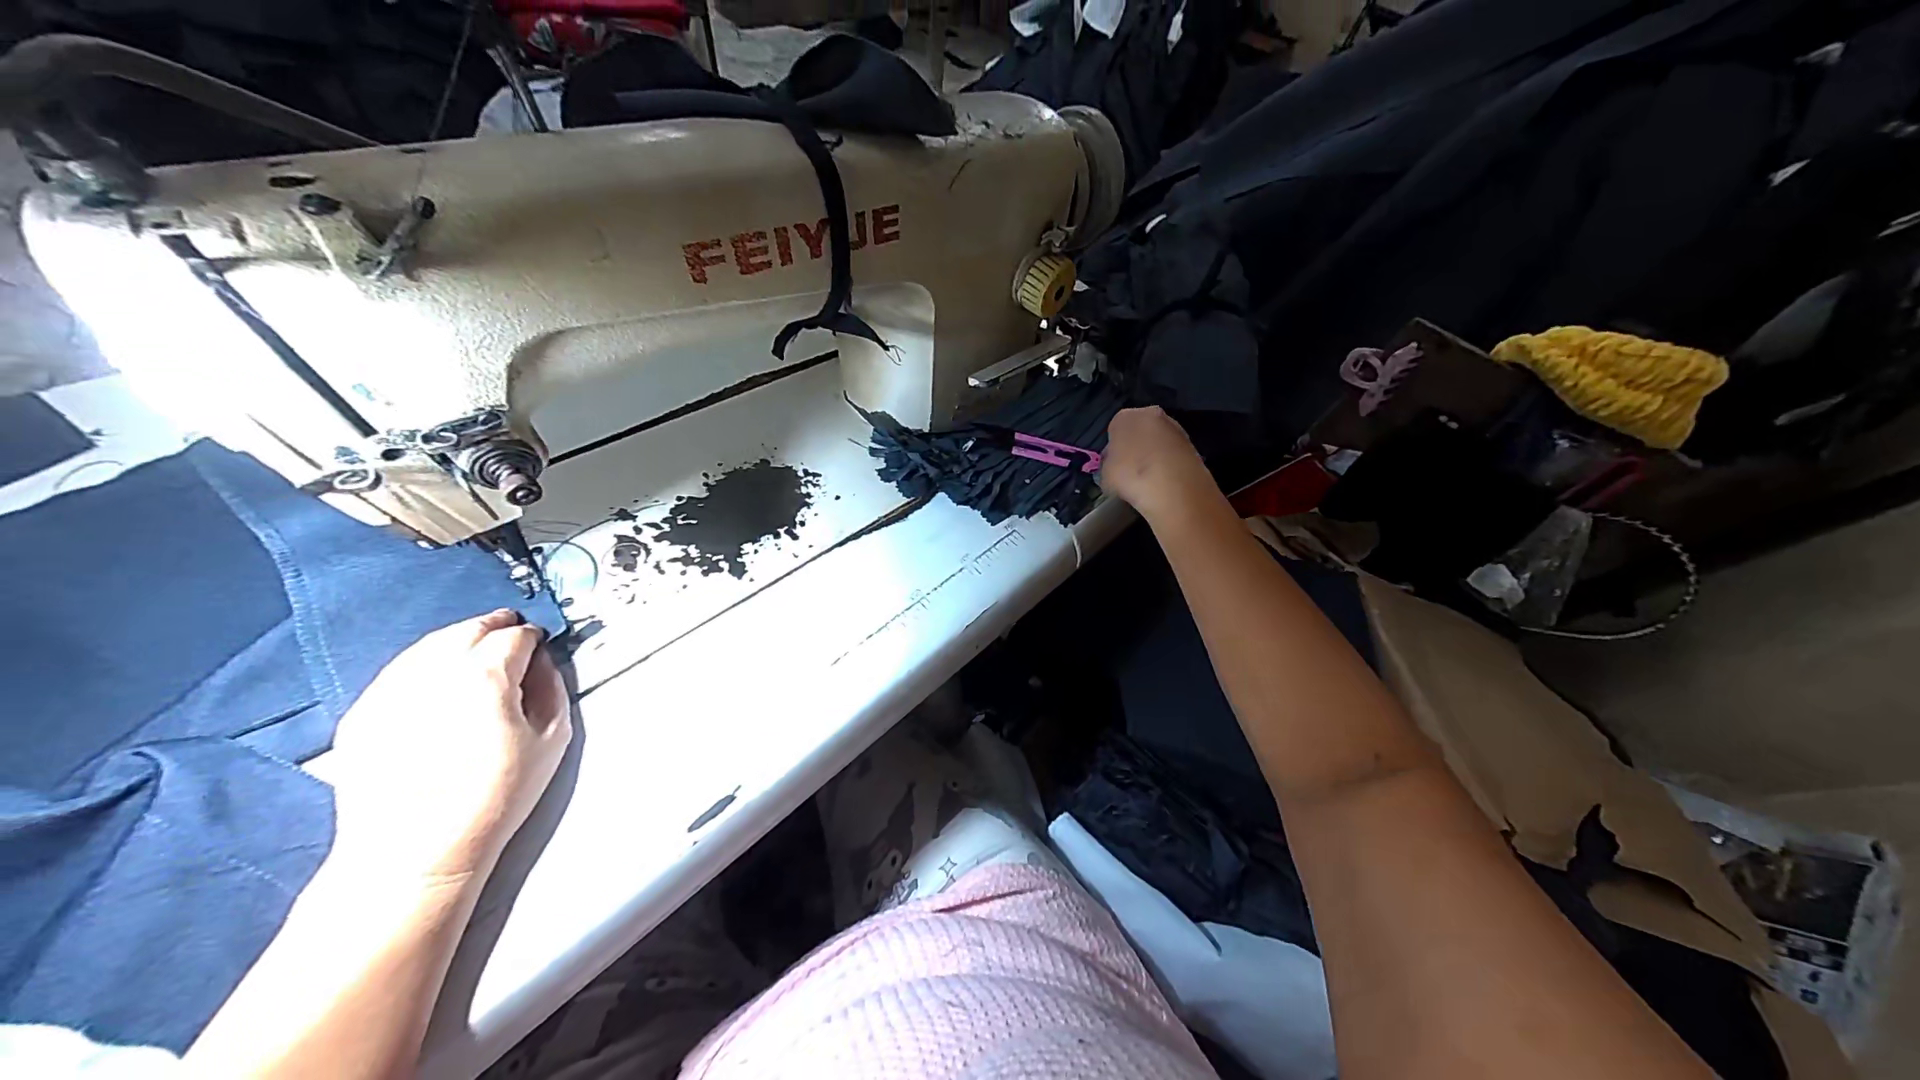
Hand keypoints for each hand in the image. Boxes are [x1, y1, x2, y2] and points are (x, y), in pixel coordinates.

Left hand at [316, 610, 572, 883]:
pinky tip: (438, 681)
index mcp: (486, 677)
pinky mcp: (363, 712)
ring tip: (476, 652)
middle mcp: (435, 673)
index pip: (515, 635)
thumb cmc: (493, 800)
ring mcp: (392, 691)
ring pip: (430, 644)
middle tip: (510, 632)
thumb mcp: (551, 741)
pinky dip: (423, 666)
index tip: (538, 643)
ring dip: (458, 640)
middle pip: (469, 628)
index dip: (533, 636)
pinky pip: (399, 671)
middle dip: (495, 626)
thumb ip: (553, 689)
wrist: (415, 853)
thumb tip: (543, 664)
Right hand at [1100, 407, 1220, 520]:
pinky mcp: (1192, 444)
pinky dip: (1169, 463)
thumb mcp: (1104, 474)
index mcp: (1124, 417)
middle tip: (1132, 471)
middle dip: (1136, 447)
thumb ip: (1108, 465)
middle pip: (1140, 430)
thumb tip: (1115, 467)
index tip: (1114, 465)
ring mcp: (1175, 427)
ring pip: (1159, 440)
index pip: (1115, 429)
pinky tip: (1165, 481)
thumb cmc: (1129, 476)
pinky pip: (1173, 452)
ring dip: (1154, 455)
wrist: (1172, 487)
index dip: (1114, 448)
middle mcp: (1151, 414)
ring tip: (1150, 480)